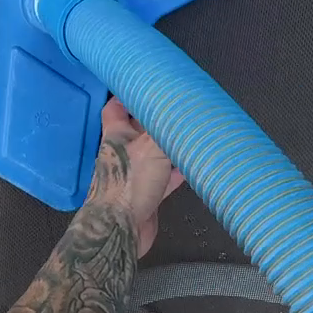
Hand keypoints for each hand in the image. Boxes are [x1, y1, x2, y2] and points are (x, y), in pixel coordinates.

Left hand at [89, 99, 183, 256]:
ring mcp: (135, 174)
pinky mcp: (147, 194)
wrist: (119, 230)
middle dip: (159, 119)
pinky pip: (167, 177)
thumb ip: (168, 127)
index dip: (128, 93)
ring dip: (173, 145)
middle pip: (141, 129)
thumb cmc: (127, 185)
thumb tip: (186, 108)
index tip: (146, 83)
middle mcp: (123, 152)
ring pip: (156, 153)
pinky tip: (195, 164)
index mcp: (116, 135)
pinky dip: (180, 170)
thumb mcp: (151, 146)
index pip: (116, 106)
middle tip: (180, 107)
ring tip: (194, 133)